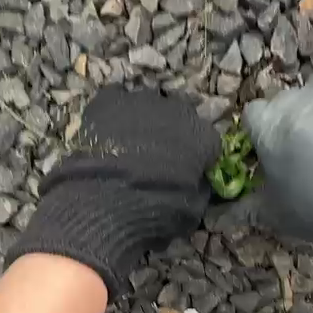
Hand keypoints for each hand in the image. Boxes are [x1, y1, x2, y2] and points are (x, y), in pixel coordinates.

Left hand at [11, 87, 217, 298]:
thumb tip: (195, 182)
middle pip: (178, 119)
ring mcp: (143, 102)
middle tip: (154, 160)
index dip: (196, 159)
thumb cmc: (155, 212)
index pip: (207, 143)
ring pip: (148, 107)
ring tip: (126, 146)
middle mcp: (179, 111)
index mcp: (204, 138)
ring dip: (142, 122)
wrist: (105, 203)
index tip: (186, 174)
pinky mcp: (110, 101)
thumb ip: (198, 189)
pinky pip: (115, 100)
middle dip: (170, 137)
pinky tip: (104, 132)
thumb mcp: (192, 211)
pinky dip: (112, 113)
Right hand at [243, 75, 312, 312]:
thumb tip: (213, 217)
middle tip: (307, 152)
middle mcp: (294, 99)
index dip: (262, 134)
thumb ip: (240, 209)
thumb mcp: (275, 214)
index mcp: (266, 126)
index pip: (252, 116)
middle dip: (291, 121)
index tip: (273, 153)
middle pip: (284, 102)